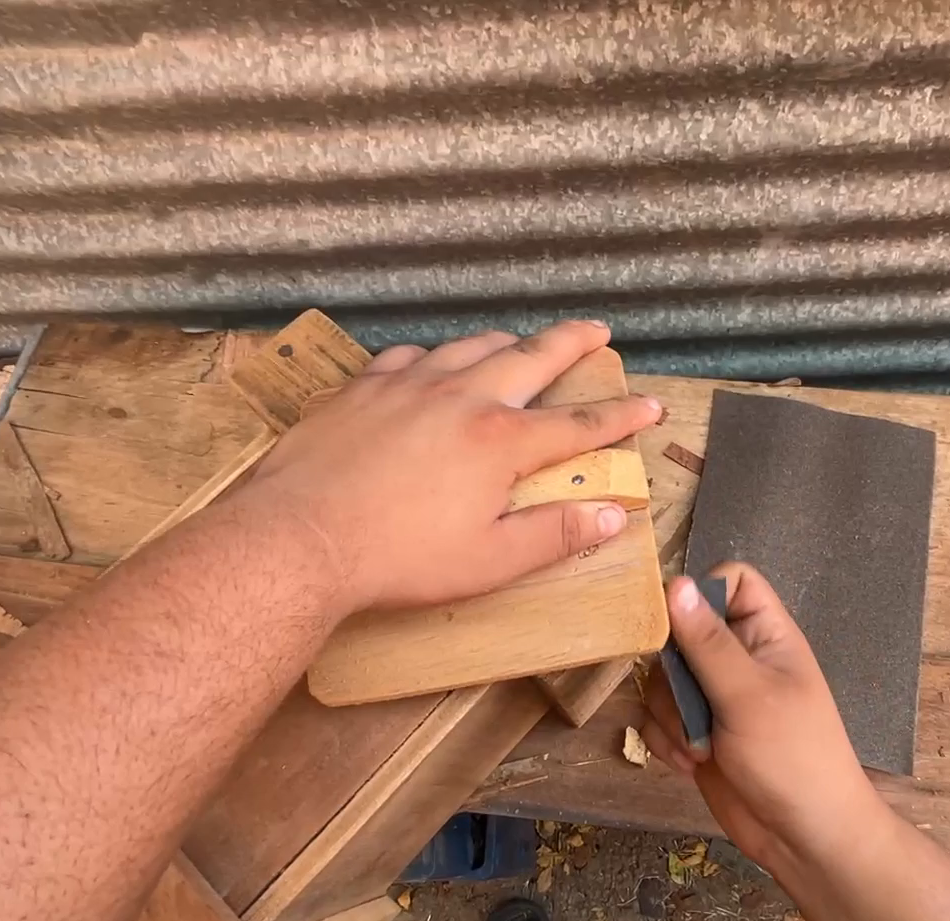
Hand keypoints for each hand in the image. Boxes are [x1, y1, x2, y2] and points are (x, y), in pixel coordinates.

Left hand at [237, 321, 663, 611]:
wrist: (300, 538)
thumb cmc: (402, 559)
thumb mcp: (491, 561)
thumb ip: (556, 534)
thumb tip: (614, 516)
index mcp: (501, 442)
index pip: (578, 424)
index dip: (620, 416)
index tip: (650, 405)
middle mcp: (462, 398)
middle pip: (530, 358)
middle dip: (571, 342)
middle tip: (596, 329)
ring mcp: (408, 385)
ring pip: (470, 347)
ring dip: (506, 343)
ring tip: (520, 343)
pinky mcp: (362, 388)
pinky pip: (410, 358)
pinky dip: (435, 359)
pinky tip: (432, 367)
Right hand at [640, 563, 884, 872]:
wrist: (804, 840)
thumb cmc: (792, 757)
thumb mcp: (748, 695)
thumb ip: (707, 642)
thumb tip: (675, 583)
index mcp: (765, 635)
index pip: (730, 582)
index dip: (702, 593)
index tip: (678, 625)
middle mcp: (736, 658)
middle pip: (679, 632)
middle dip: (674, 673)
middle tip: (688, 702)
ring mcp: (713, 696)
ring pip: (661, 679)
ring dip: (670, 716)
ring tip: (699, 746)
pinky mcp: (694, 730)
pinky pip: (657, 716)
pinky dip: (665, 740)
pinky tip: (689, 764)